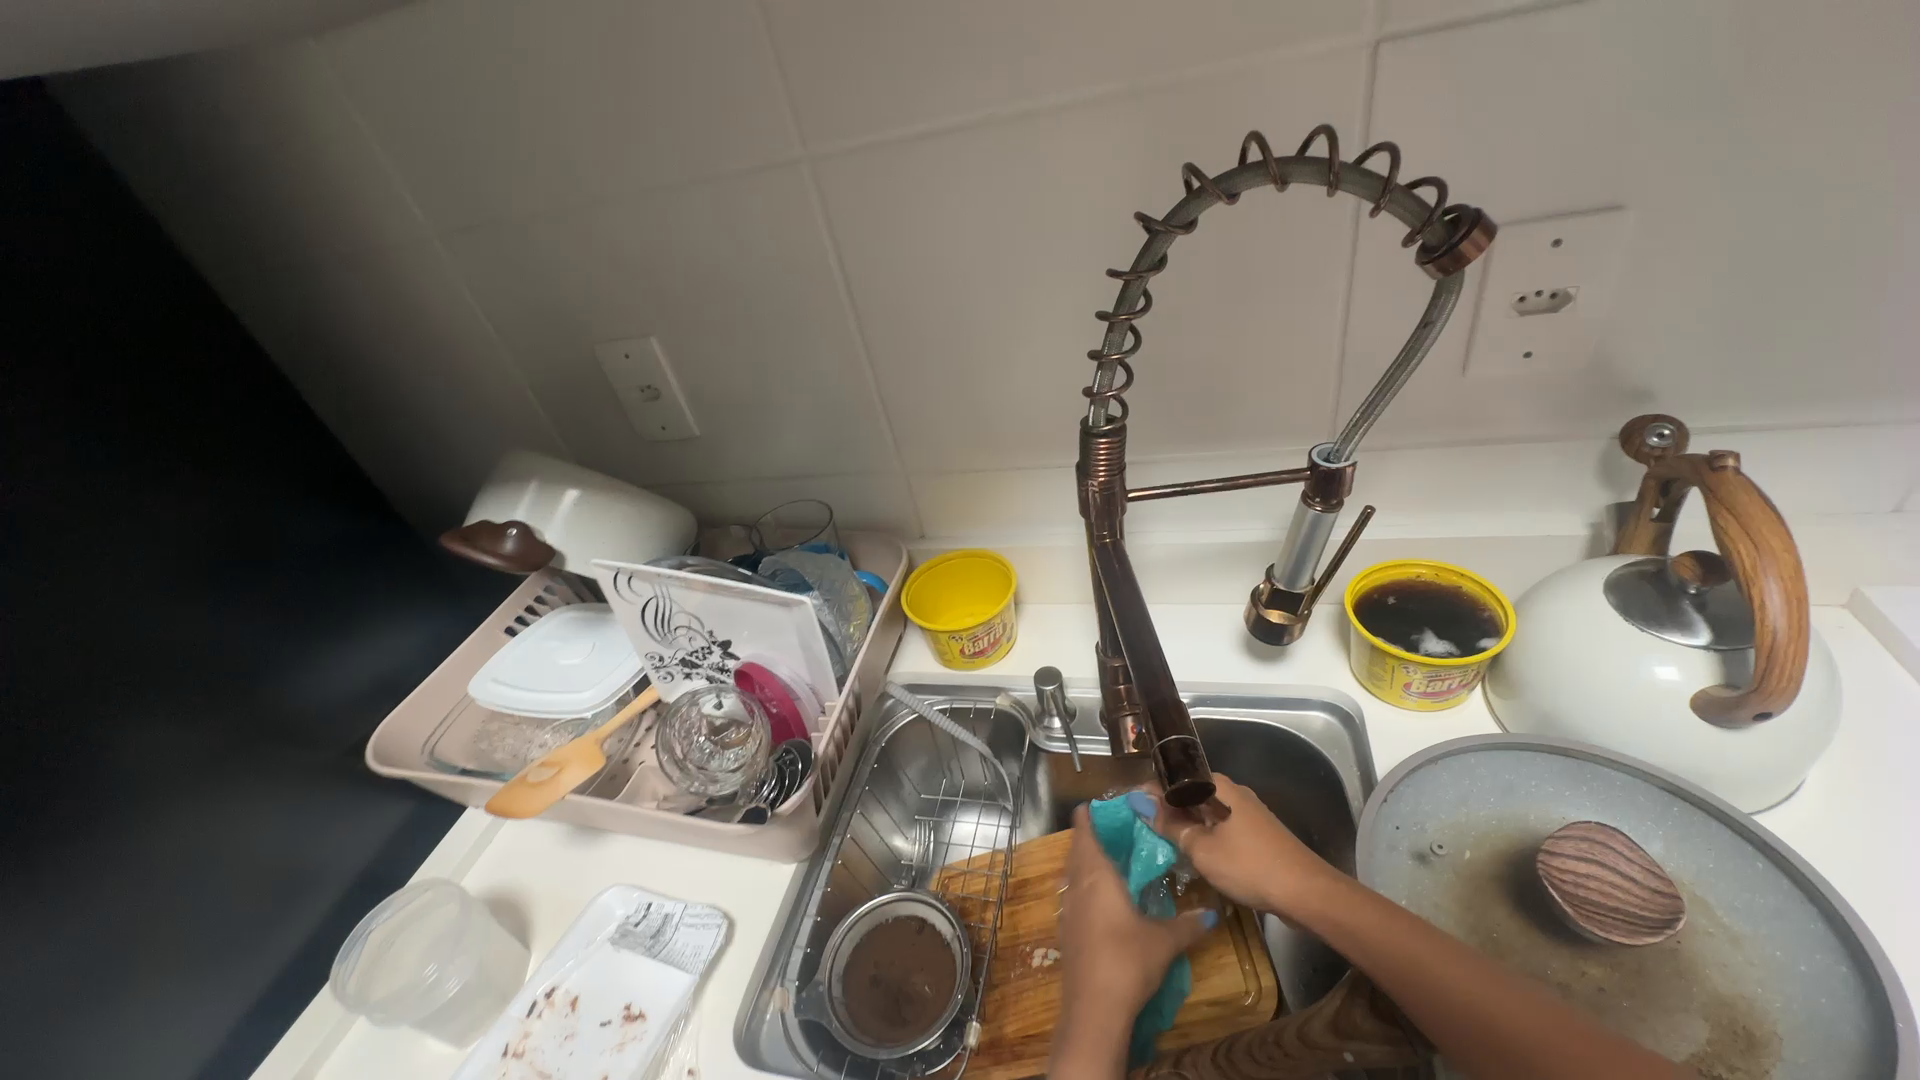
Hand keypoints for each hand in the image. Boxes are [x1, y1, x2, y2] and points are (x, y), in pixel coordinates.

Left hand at [1058, 804, 1214, 1018]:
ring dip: (1087, 864)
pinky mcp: (1066, 933)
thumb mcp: (1164, 940)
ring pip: (1074, 875)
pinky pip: (1074, 897)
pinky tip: (1105, 901)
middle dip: (1092, 838)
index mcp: (1096, 874)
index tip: (1102, 806)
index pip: (1085, 831)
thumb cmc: (1127, 959)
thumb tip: (1212, 913)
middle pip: (1078, 850)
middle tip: (1117, 831)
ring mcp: (1067, 910)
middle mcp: (1076, 885)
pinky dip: (1086, 889)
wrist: (1094, 1009)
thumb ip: (1188, 924)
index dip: (1090, 816)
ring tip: (1113, 862)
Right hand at [1126, 775, 1340, 916]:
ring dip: (1188, 826)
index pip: (1179, 778)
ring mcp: (1249, 816)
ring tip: (1163, 841)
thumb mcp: (1202, 849)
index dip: (1155, 791)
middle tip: (1145, 826)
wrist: (1306, 894)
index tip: (1134, 806)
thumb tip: (1143, 805)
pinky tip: (1192, 855)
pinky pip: (1222, 829)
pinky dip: (1205, 838)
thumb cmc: (1250, 866)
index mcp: (1221, 788)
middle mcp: (1235, 795)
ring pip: (1208, 814)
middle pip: (1194, 795)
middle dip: (1170, 809)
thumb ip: (1172, 827)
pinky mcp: (1258, 837)